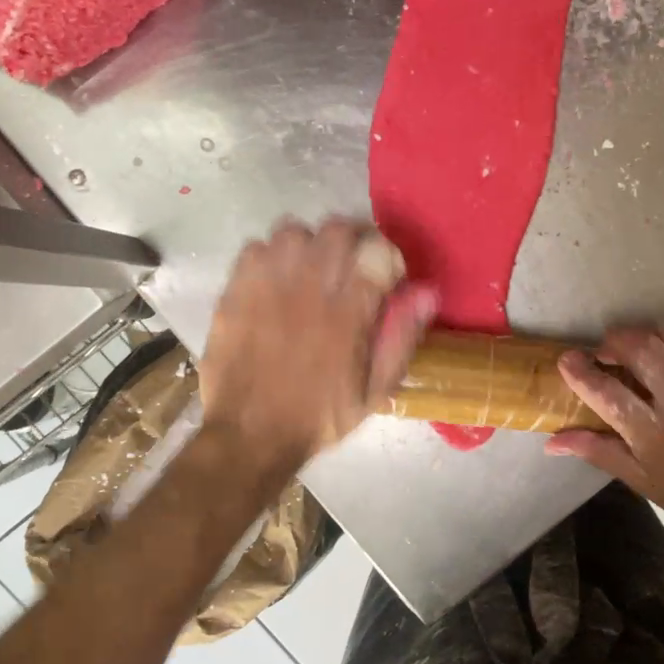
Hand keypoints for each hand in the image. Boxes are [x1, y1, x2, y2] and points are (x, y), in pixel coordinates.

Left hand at [200, 218, 436, 469]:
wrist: (250, 434)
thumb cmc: (320, 416)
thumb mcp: (375, 391)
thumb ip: (402, 337)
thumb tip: (427, 293)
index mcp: (348, 311)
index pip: (378, 250)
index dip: (388, 258)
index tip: (387, 279)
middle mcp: (309, 286)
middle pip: (338, 229)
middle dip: (353, 243)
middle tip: (353, 270)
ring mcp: (268, 283)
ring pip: (295, 231)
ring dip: (311, 245)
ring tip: (313, 271)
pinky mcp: (236, 289)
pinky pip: (258, 247)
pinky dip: (273, 257)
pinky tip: (277, 282)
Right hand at [546, 326, 663, 551]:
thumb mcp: (639, 479)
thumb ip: (597, 451)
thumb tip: (552, 442)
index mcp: (654, 433)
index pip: (607, 392)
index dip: (580, 371)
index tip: (568, 360)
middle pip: (645, 349)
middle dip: (619, 340)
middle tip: (610, 349)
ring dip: (658, 335)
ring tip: (651, 347)